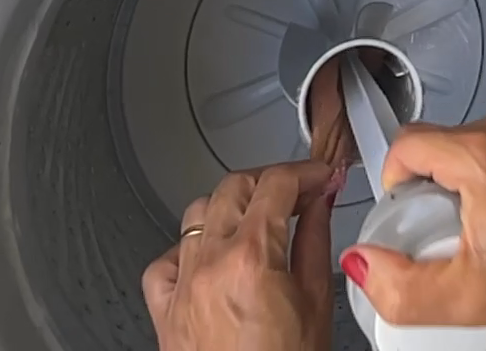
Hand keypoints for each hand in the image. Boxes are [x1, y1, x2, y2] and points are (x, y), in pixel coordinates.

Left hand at [142, 160, 345, 350]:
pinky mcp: (164, 314)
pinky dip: (189, 247)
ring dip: (232, 205)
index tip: (321, 177)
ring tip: (261, 217)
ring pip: (198, 213)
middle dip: (271, 180)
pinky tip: (213, 254)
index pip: (276, 183)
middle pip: (235, 186)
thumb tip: (320, 200)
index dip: (305, 171)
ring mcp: (181, 287)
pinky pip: (166, 261)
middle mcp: (209, 264)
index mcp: (251, 257)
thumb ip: (316, 236)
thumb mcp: (316, 299)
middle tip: (299, 191)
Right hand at [341, 113, 485, 333]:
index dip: (391, 182)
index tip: (404, 219)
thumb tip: (361, 264)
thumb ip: (401, 288)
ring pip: (455, 148)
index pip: (406, 143)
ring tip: (467, 237)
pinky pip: (482, 151)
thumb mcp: (466, 298)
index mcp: (480, 154)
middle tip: (437, 239)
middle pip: (430, 145)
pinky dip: (474, 182)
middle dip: (420, 191)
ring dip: (447, 187)